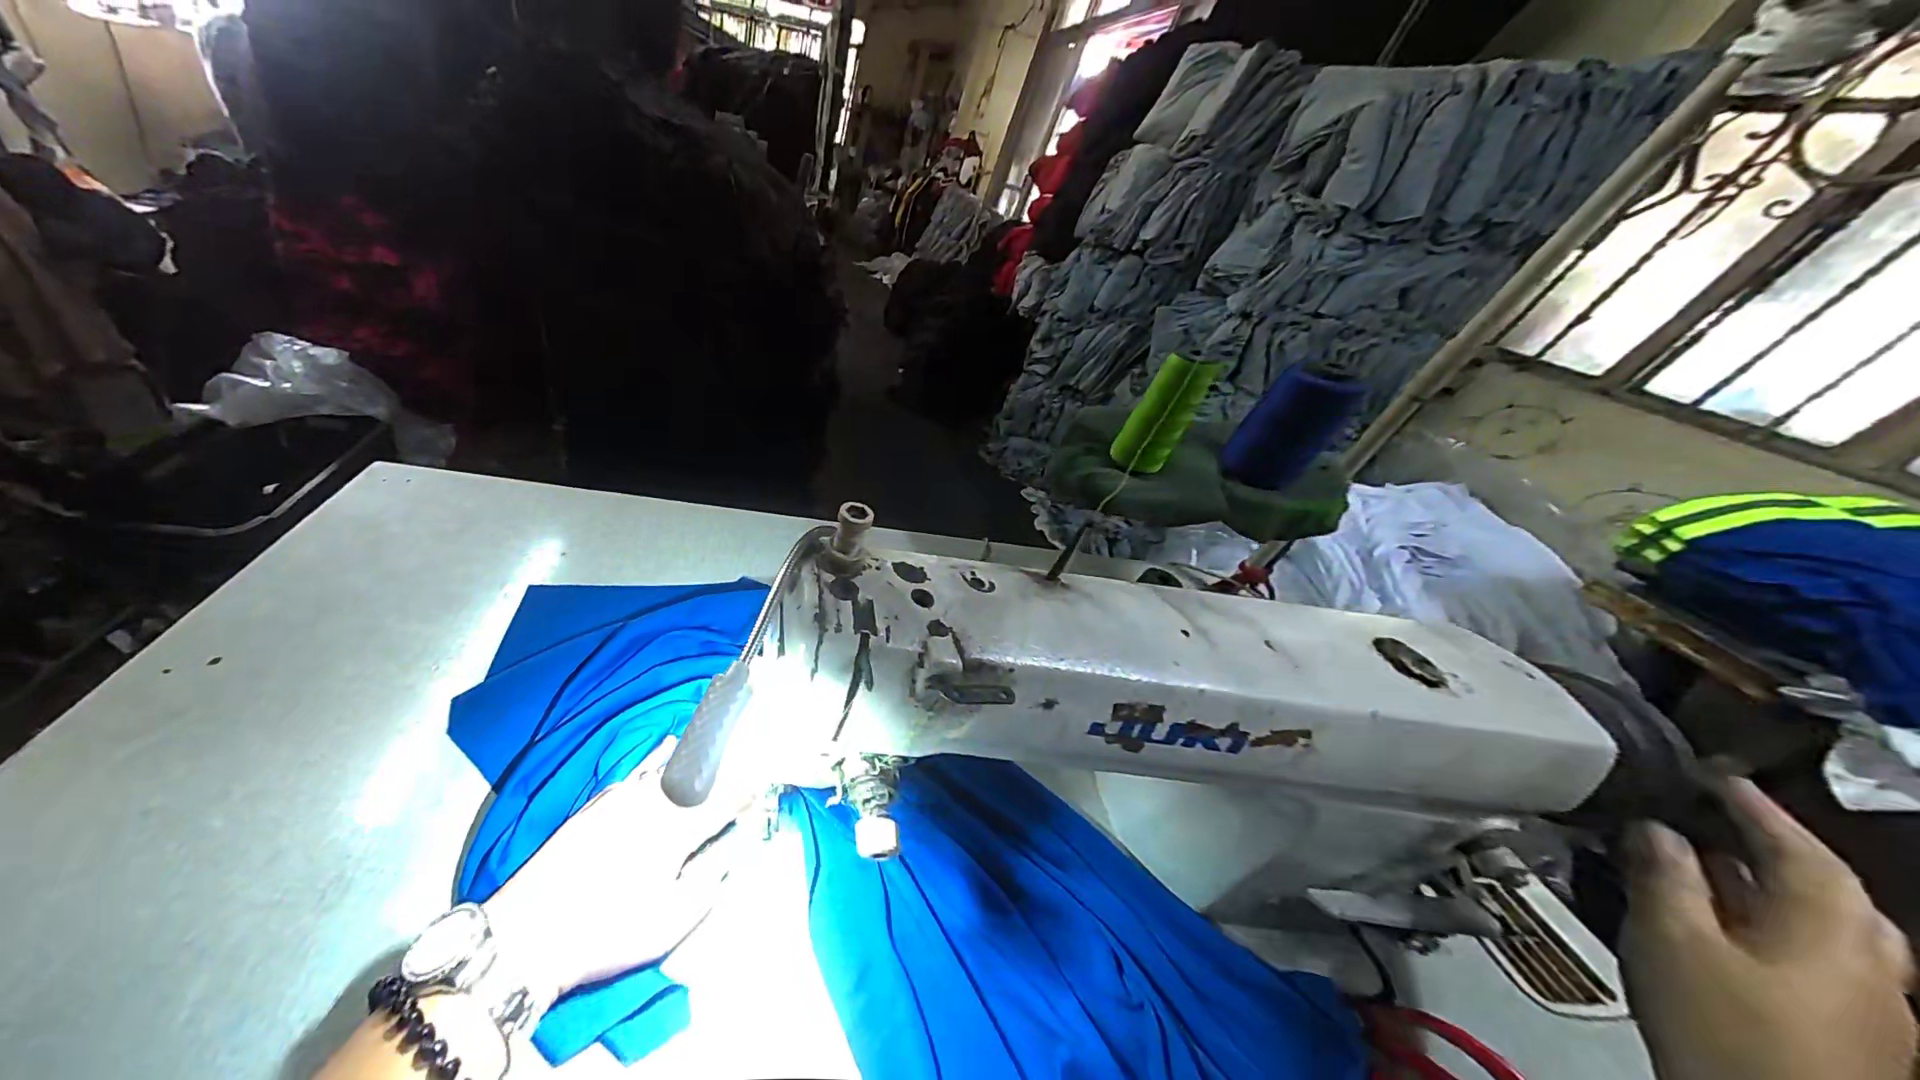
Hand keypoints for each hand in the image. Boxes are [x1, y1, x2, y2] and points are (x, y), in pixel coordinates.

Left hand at [480, 738, 746, 1002]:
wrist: (523, 935)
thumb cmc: (605, 933)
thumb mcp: (668, 925)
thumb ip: (706, 887)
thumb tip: (728, 858)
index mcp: (676, 832)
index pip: (725, 801)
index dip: (751, 788)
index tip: (770, 776)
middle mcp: (652, 805)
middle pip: (701, 774)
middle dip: (730, 761)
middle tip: (751, 748)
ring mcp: (621, 801)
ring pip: (669, 766)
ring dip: (698, 752)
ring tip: (717, 735)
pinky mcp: (596, 806)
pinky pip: (637, 771)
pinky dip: (658, 758)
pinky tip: (668, 746)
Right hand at [1623, 778, 1915, 1079]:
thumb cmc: (1724, 1024)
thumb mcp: (1673, 940)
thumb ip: (1664, 876)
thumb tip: (1656, 829)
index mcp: (1829, 925)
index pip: (1795, 844)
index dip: (1749, 803)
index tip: (1708, 772)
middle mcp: (1868, 958)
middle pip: (1827, 887)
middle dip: (1773, 847)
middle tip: (1716, 819)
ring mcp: (1870, 1003)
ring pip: (1827, 925)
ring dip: (1770, 887)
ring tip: (1714, 867)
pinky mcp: (1853, 1033)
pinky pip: (1815, 954)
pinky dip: (1771, 923)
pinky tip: (1730, 929)